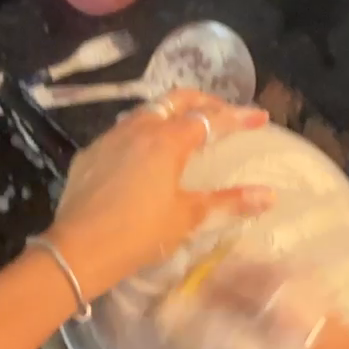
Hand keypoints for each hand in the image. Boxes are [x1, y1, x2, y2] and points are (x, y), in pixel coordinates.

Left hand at [43, 90, 270, 298]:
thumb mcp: (187, 218)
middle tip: (223, 111)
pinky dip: (143, 132)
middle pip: (175, 100)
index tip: (260, 117)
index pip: (209, 119)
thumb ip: (228, 202)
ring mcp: (110, 138)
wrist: (78, 249)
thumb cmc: (139, 233)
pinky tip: (144, 152)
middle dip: (203, 101)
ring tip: (185, 126)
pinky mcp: (90, 154)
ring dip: (170, 113)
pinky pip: (122, 132)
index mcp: (166, 141)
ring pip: (145, 111)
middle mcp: (138, 129)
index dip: (237, 116)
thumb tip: (269, 194)